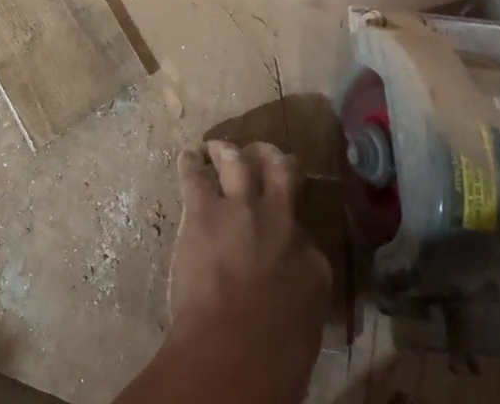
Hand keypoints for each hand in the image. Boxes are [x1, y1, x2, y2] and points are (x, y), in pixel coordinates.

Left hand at [113, 140, 331, 402]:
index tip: (281, 221)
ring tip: (218, 147)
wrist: (234, 345)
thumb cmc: (273, 353)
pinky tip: (187, 157)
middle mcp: (281, 223)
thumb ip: (295, 291)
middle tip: (264, 152)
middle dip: (273, 159)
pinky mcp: (205, 210)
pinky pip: (196, 175)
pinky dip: (191, 164)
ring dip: (228, 152)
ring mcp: (243, 210)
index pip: (302, 229)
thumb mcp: (305, 321)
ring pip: (238, 162)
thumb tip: (284, 286)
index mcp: (313, 260)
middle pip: (281, 174)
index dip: (289, 223)